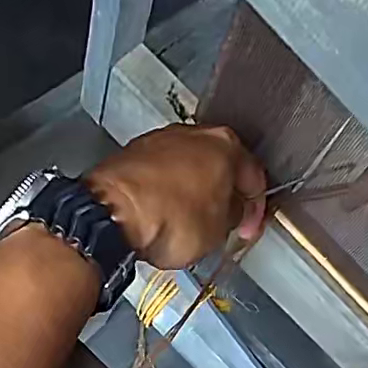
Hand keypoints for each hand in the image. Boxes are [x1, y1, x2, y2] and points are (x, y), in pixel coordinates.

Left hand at [86, 124, 266, 269]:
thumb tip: (231, 215)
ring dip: (192, 195)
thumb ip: (232, 219)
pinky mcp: (132, 156)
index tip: (249, 228)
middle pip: (219, 167)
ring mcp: (160, 141)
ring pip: (187, 169)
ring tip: (188, 226)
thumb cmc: (165, 218)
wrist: (112, 214)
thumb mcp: (217, 232)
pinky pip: (158, 178)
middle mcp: (194, 134)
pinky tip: (161, 217)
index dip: (255, 210)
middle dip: (223, 197)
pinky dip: (164, 195)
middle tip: (222, 225)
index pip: (254, 177)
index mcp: (226, 145)